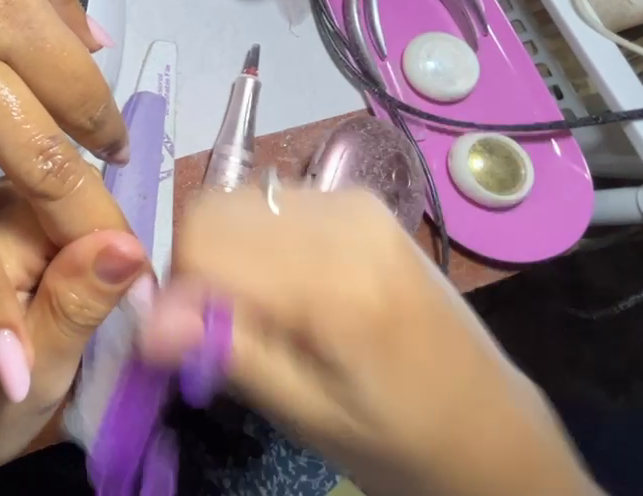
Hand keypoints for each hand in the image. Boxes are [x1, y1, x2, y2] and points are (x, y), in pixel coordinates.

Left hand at [0, 197, 149, 494]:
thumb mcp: (43, 366)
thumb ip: (80, 299)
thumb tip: (129, 244)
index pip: (84, 203)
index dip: (121, 247)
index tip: (138, 301)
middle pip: (72, 194)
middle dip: (106, 242)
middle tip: (118, 305)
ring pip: (61, 202)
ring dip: (87, 244)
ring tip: (91, 300)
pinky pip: (43, 215)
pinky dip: (65, 246)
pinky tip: (65, 285)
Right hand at [138, 187, 599, 495]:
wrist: (497, 436)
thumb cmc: (400, 443)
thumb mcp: (308, 415)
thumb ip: (228, 352)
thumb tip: (145, 321)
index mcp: (339, 282)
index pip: (203, 241)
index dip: (176, 287)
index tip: (185, 337)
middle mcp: (346, 220)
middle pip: (214, 210)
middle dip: (197, 265)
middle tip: (221, 327)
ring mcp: (354, 201)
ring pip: (235, 201)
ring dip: (224, 250)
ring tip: (259, 309)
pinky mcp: (358, 199)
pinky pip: (269, 200)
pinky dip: (254, 238)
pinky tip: (285, 284)